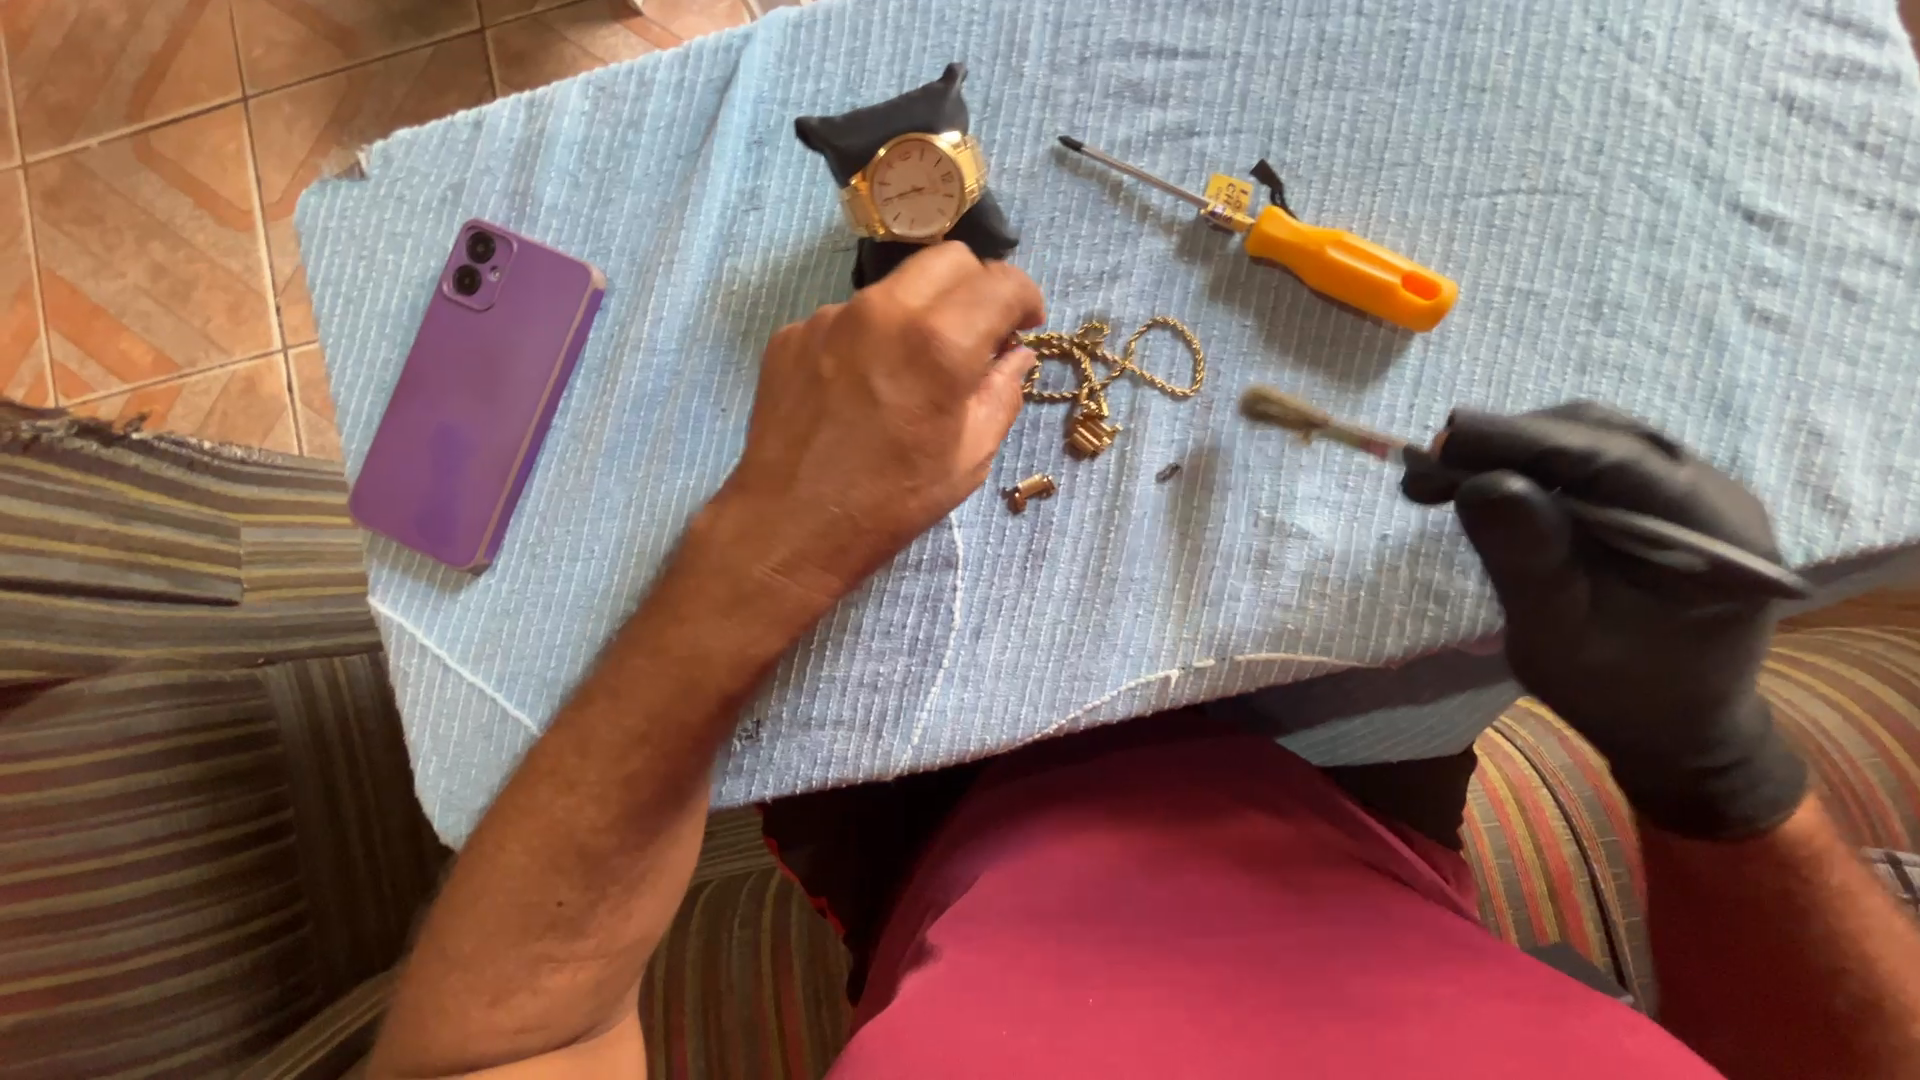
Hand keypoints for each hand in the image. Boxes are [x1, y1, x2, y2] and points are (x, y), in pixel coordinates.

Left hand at [707, 241, 1043, 605]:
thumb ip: (1002, 393)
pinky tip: (860, 388)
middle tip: (975, 336)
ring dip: (919, 313)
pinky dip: (870, 338)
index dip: (1025, 299)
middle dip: (975, 288)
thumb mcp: (969, 458)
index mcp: (939, 343)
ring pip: (894, 288)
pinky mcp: (793, 334)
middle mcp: (884, 311)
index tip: (1023, 327)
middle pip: (948, 258)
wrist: (791, 526)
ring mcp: (830, 317)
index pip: (1002, 281)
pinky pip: (848, 317)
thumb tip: (1014, 355)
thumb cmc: (891, 502)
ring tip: (909, 370)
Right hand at [1402, 402, 1806, 838]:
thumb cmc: (1618, 694)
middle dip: (1506, 442)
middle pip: (1599, 436)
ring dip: (1509, 450)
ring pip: (1589, 440)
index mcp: (1712, 533)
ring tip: (1438, 476)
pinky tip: (1480, 484)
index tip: (1444, 439)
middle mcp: (1710, 496)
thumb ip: (1527, 560)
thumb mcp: (1560, 638)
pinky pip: (1586, 463)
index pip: (1611, 459)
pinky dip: (1524, 465)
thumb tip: (1478, 483)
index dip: (1522, 440)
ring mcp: (1686, 495)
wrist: (1673, 727)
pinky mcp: (1654, 503)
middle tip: (1425, 466)